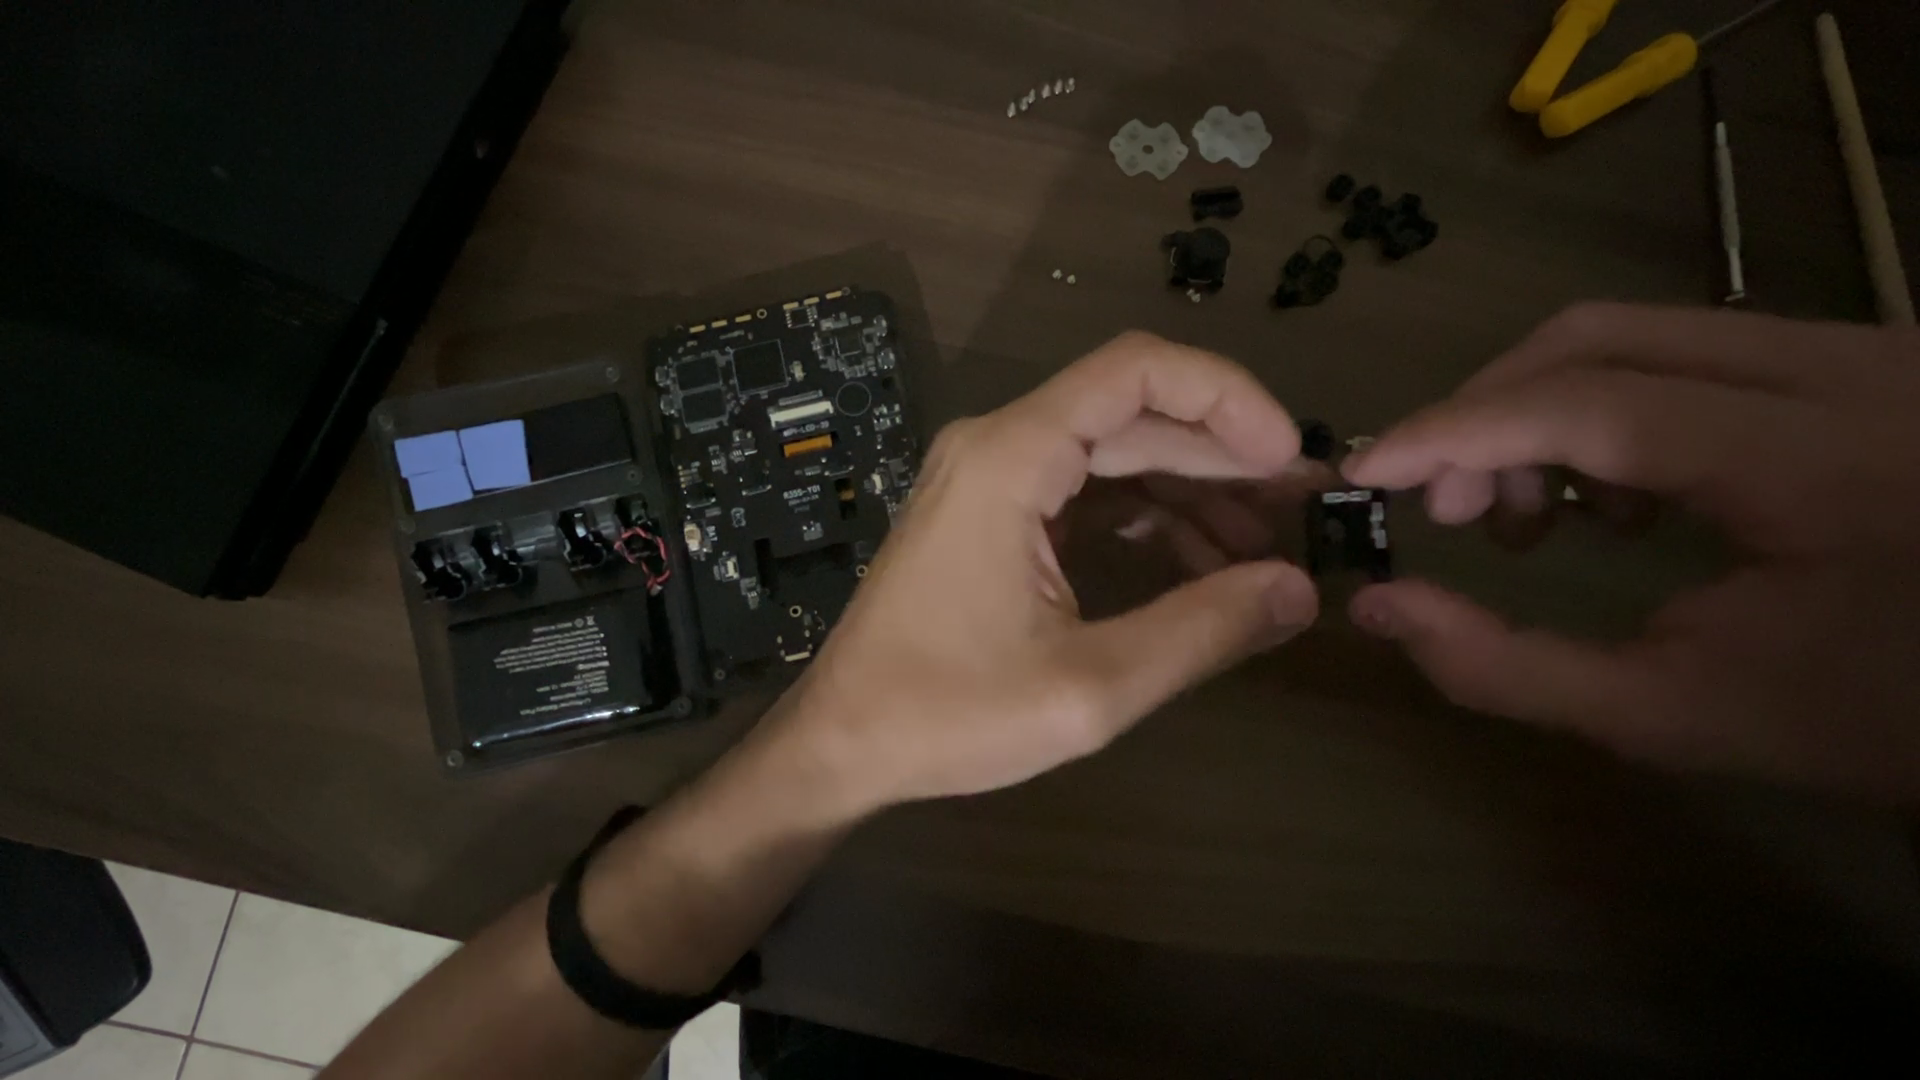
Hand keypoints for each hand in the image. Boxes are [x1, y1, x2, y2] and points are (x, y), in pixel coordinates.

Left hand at [757, 332, 1319, 812]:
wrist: (841, 740)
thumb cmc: (946, 715)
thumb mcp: (1089, 686)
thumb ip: (1202, 630)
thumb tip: (1299, 591)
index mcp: (1011, 457)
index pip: (1137, 371)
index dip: (1227, 397)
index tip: (1288, 456)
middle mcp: (996, 445)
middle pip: (1132, 412)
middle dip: (1222, 452)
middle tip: (1302, 507)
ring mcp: (987, 476)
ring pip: (1111, 451)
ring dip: (1189, 488)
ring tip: (1263, 547)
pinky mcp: (988, 513)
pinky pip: (1081, 490)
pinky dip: (1142, 516)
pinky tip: (1196, 564)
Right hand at [1344, 302, 1919, 802]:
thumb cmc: (1862, 717)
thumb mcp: (1664, 716)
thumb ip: (1500, 666)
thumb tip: (1373, 604)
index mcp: (1823, 465)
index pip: (1590, 405)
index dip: (1454, 433)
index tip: (1365, 475)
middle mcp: (1852, 372)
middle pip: (1592, 340)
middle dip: (1482, 418)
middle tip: (1449, 512)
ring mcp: (1860, 351)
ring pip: (1627, 336)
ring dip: (1530, 416)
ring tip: (1529, 517)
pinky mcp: (1850, 357)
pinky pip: (1674, 352)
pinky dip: (1592, 412)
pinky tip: (1608, 496)